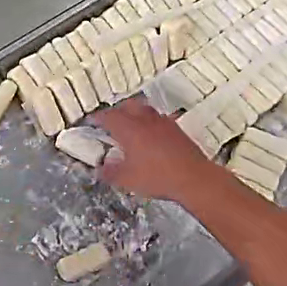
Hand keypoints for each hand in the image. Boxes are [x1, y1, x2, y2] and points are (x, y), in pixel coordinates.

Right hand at [93, 98, 233, 202]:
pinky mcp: (177, 129)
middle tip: (111, 120)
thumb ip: (110, 172)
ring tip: (130, 124)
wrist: (193, 178)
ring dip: (135, 113)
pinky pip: (159, 119)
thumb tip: (101, 168)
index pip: (108, 117)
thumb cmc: (157, 177)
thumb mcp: (126, 179)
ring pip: (145, 109)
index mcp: (129, 129)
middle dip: (117, 111)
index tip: (92, 121)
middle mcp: (145, 120)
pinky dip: (150, 122)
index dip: (98, 118)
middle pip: (127, 106)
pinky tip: (152, 134)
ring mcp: (163, 123)